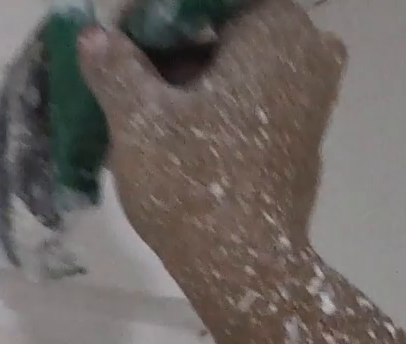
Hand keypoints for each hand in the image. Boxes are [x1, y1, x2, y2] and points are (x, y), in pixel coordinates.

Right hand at [77, 0, 346, 272]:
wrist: (239, 257)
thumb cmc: (188, 182)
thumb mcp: (138, 123)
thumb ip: (117, 72)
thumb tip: (92, 34)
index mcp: (273, 29)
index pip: (207, 6)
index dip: (155, 24)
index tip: (115, 51)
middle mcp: (308, 48)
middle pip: (225, 36)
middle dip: (170, 59)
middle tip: (121, 93)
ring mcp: (313, 93)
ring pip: (237, 73)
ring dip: (188, 90)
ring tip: (139, 126)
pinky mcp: (302, 133)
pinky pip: (251, 104)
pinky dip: (213, 113)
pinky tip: (174, 146)